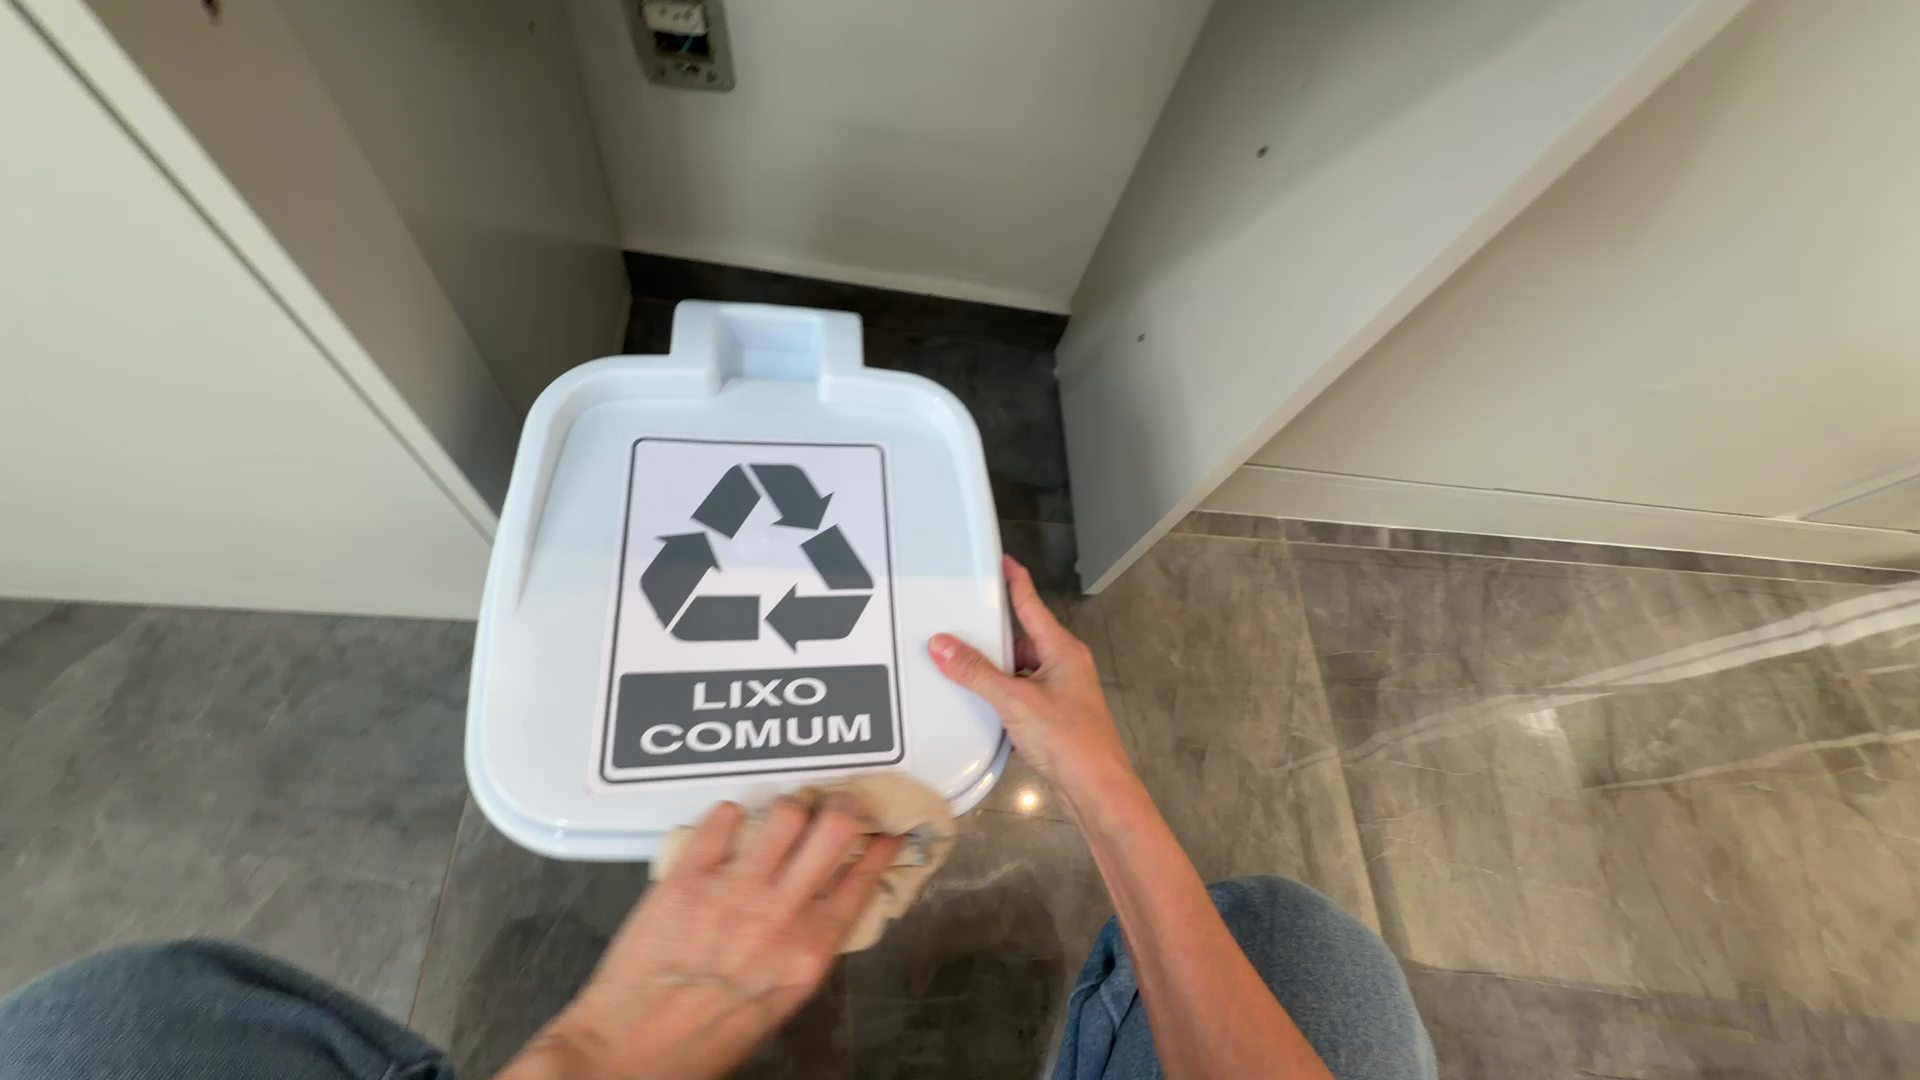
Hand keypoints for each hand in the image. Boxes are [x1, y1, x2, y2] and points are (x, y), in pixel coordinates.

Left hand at [502, 797, 902, 1079]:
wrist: (629, 1053)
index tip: (885, 831)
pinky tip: (728, 830)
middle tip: (837, 806)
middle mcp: (780, 915)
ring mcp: (734, 890)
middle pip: (836, 827)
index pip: (863, 878)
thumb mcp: (781, 998)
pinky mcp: (688, 876)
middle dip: (844, 806)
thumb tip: (829, 894)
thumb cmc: (711, 1034)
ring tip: (781, 819)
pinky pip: (723, 816)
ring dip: (788, 809)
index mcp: (808, 951)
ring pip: (785, 812)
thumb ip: (809, 944)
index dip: (881, 847)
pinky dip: (729, 816)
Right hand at [930, 555, 1139, 821]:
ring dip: (996, 671)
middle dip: (993, 637)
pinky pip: (1022, 694)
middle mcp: (1064, 665)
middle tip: (958, 625)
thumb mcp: (1016, 701)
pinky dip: (1003, 695)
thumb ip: (977, 673)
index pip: (1032, 604)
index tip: (1000, 559)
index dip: (1015, 580)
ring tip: (960, 669)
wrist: (1097, 790)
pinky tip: (980, 704)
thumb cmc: (1066, 738)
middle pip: (1022, 639)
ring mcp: (1062, 692)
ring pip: (1021, 670)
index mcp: (1062, 649)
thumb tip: (940, 644)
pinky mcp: (1056, 717)